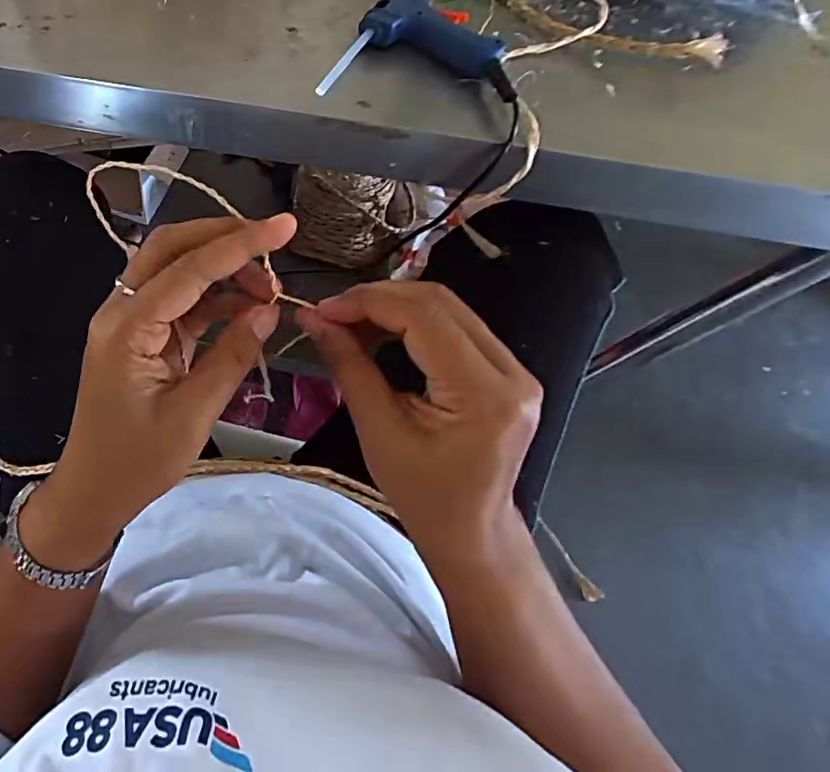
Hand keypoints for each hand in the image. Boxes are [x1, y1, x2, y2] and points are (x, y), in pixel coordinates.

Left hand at [21, 215, 295, 568]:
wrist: (91, 492)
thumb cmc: (136, 463)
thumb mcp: (193, 415)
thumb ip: (233, 356)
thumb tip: (269, 309)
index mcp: (127, 327)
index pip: (189, 268)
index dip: (240, 244)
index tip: (284, 226)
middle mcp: (121, 310)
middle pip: (172, 247)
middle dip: (225, 236)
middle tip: (274, 242)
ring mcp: (129, 319)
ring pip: (176, 268)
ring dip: (223, 267)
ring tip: (269, 288)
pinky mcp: (142, 334)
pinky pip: (180, 299)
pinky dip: (215, 296)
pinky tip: (248, 307)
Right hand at [298, 282, 541, 546]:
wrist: (471, 531)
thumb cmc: (422, 495)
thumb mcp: (378, 431)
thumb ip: (349, 365)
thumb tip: (313, 318)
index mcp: (484, 395)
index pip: (424, 319)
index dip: (368, 302)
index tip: (324, 308)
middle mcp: (512, 373)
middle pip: (439, 303)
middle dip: (378, 298)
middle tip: (332, 312)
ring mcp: (516, 369)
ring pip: (448, 308)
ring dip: (394, 305)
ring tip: (350, 320)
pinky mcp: (508, 370)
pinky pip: (456, 325)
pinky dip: (413, 320)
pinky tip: (381, 330)